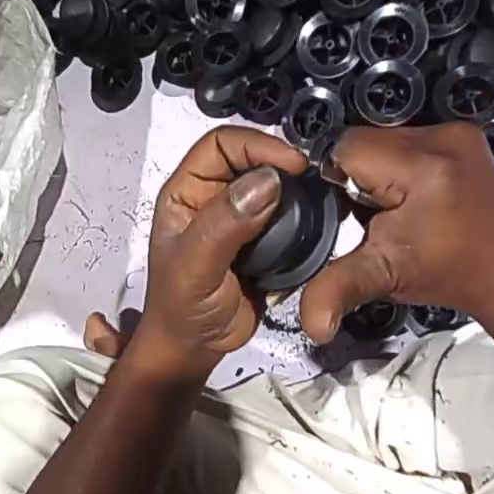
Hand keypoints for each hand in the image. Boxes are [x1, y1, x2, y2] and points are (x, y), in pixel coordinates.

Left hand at [86, 126, 309, 379]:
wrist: (196, 349)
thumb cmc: (180, 310)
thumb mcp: (195, 266)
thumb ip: (225, 224)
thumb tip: (265, 183)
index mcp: (187, 193)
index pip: (221, 145)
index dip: (256, 146)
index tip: (290, 163)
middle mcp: (214, 199)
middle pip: (252, 160)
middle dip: (281, 166)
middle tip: (308, 182)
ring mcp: (241, 220)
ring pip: (274, 188)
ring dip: (295, 194)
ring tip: (313, 205)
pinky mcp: (264, 242)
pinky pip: (288, 219)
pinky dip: (302, 221)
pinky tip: (310, 229)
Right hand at [300, 122, 493, 341]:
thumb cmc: (457, 272)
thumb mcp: (383, 278)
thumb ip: (336, 290)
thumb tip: (310, 320)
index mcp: (423, 167)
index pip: (345, 147)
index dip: (335, 181)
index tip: (355, 211)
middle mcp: (445, 139)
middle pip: (364, 139)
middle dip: (358, 178)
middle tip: (378, 215)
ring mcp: (458, 135)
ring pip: (385, 138)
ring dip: (379, 172)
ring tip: (398, 208)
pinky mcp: (464, 139)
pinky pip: (409, 141)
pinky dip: (401, 167)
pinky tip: (413, 198)